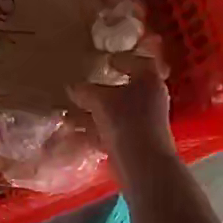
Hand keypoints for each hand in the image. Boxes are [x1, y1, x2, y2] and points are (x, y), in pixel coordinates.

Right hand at [69, 48, 174, 163]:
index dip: (121, 59)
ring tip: (72, 111)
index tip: (106, 60)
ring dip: (96, 111)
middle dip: (104, 89)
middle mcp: (150, 98)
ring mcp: (144, 121)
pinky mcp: (135, 142)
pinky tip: (77, 133)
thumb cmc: (125, 121)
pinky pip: (113, 130)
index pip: (137, 62)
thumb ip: (85, 92)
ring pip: (117, 111)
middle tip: (85, 86)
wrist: (142, 163)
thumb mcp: (100, 101)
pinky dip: (96, 129)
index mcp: (148, 80)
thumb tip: (72, 87)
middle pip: (126, 88)